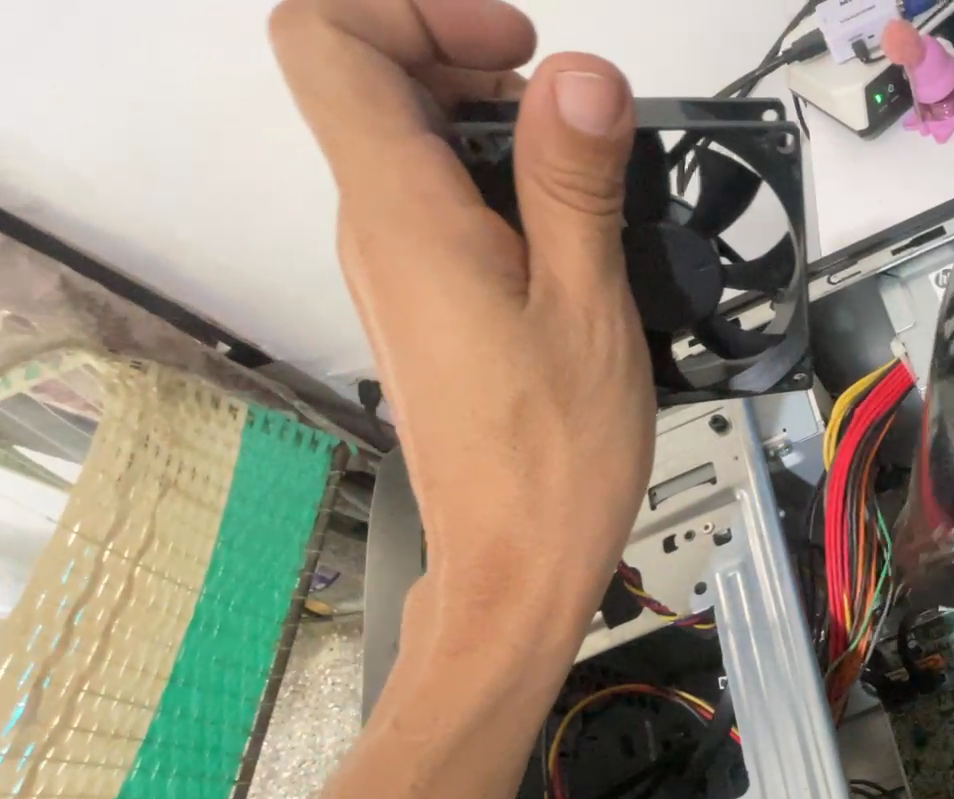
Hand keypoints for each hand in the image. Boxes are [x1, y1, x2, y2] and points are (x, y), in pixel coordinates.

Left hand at [272, 0, 652, 632]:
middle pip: (373, 90)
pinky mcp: (431, 320)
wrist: (520, 564)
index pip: (331, 42)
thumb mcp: (588, 310)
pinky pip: (445, 222)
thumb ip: (575, 188)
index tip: (523, 53)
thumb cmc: (560, 451)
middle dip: (475, 71)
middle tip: (583, 131)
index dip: (417, 11)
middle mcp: (379, 237)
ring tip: (597, 198)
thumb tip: (584, 74)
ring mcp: (399, 282)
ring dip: (502, 144)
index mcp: (407, 219)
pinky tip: (577, 258)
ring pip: (416, 160)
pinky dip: (506, 205)